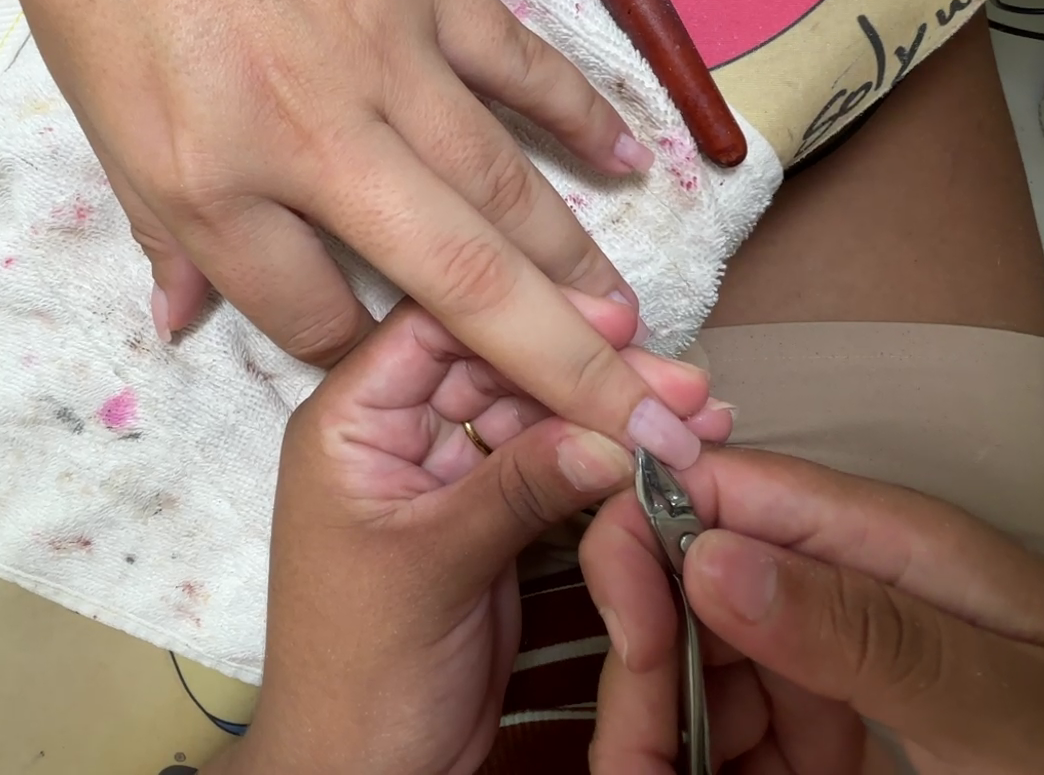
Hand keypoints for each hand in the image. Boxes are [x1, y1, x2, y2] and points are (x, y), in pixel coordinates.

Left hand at [0, 0, 705, 466]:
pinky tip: (632, 162)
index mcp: (210, 183)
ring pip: (505, 186)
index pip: (311, 316)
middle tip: (627, 417)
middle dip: (550, 363)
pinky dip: (580, 117)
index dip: (354, 355)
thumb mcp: (103, 126)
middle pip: (454, 277)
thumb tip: (184, 322)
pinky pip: (520, 65)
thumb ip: (164, 234)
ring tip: (629, 319)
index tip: (389, 362)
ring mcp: (384, 55)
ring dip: (576, 263)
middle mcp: (312, 138)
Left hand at [206, 297, 728, 774]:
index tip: (612, 320)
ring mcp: (447, 462)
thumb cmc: (361, 667)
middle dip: (584, 370)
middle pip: (496, 365)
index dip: (516, 313)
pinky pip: (549, 460)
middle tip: (675, 381)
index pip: (434, 331)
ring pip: (532, 410)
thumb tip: (611, 428)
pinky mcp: (488, 501)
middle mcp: (398, 425)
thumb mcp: (433, 566)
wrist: (368, 765)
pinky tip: (661, 451)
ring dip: (606, 411)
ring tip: (693, 413)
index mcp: (351, 419)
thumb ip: (517, 488)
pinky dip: (603, 456)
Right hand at [582, 450, 1043, 774]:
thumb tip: (708, 552)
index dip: (652, 525)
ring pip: (694, 652)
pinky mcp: (822, 725)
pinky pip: (729, 721)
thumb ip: (868, 628)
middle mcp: (836, 585)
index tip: (622, 617)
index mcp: (882, 542)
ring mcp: (826, 658)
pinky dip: (693, 750)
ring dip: (657, 714)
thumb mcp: (1021, 711)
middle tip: (633, 754)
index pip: (729, 490)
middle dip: (645, 647)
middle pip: (694, 577)